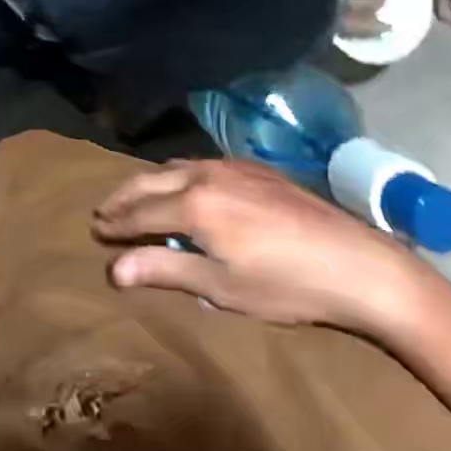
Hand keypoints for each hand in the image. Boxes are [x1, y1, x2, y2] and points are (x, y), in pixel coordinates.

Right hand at [92, 159, 433, 338]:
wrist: (356, 262)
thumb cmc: (284, 283)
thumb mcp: (220, 286)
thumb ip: (164, 269)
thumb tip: (112, 269)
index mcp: (192, 204)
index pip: (138, 211)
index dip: (115, 223)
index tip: (94, 230)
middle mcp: (204, 174)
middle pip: (150, 180)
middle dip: (123, 196)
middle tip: (102, 211)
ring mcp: (230, 166)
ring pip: (174, 167)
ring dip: (149, 182)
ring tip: (135, 197)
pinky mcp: (253, 167)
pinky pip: (199, 164)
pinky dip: (177, 175)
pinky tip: (185, 186)